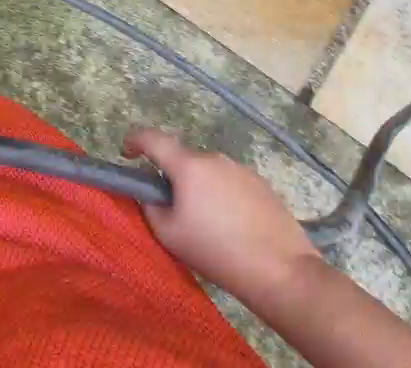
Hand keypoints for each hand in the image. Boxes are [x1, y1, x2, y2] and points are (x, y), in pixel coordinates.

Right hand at [126, 128, 320, 300]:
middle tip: (173, 206)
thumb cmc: (217, 252)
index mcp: (188, 166)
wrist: (283, 273)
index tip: (127, 154)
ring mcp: (243, 170)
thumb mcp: (169, 234)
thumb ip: (150, 206)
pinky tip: (233, 225)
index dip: (134, 141)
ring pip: (208, 171)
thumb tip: (151, 192)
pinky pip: (231, 183)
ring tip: (206, 220)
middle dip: (172, 176)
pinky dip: (223, 195)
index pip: (152, 138)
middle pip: (183, 159)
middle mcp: (215, 159)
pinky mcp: (264, 186)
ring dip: (200, 186)